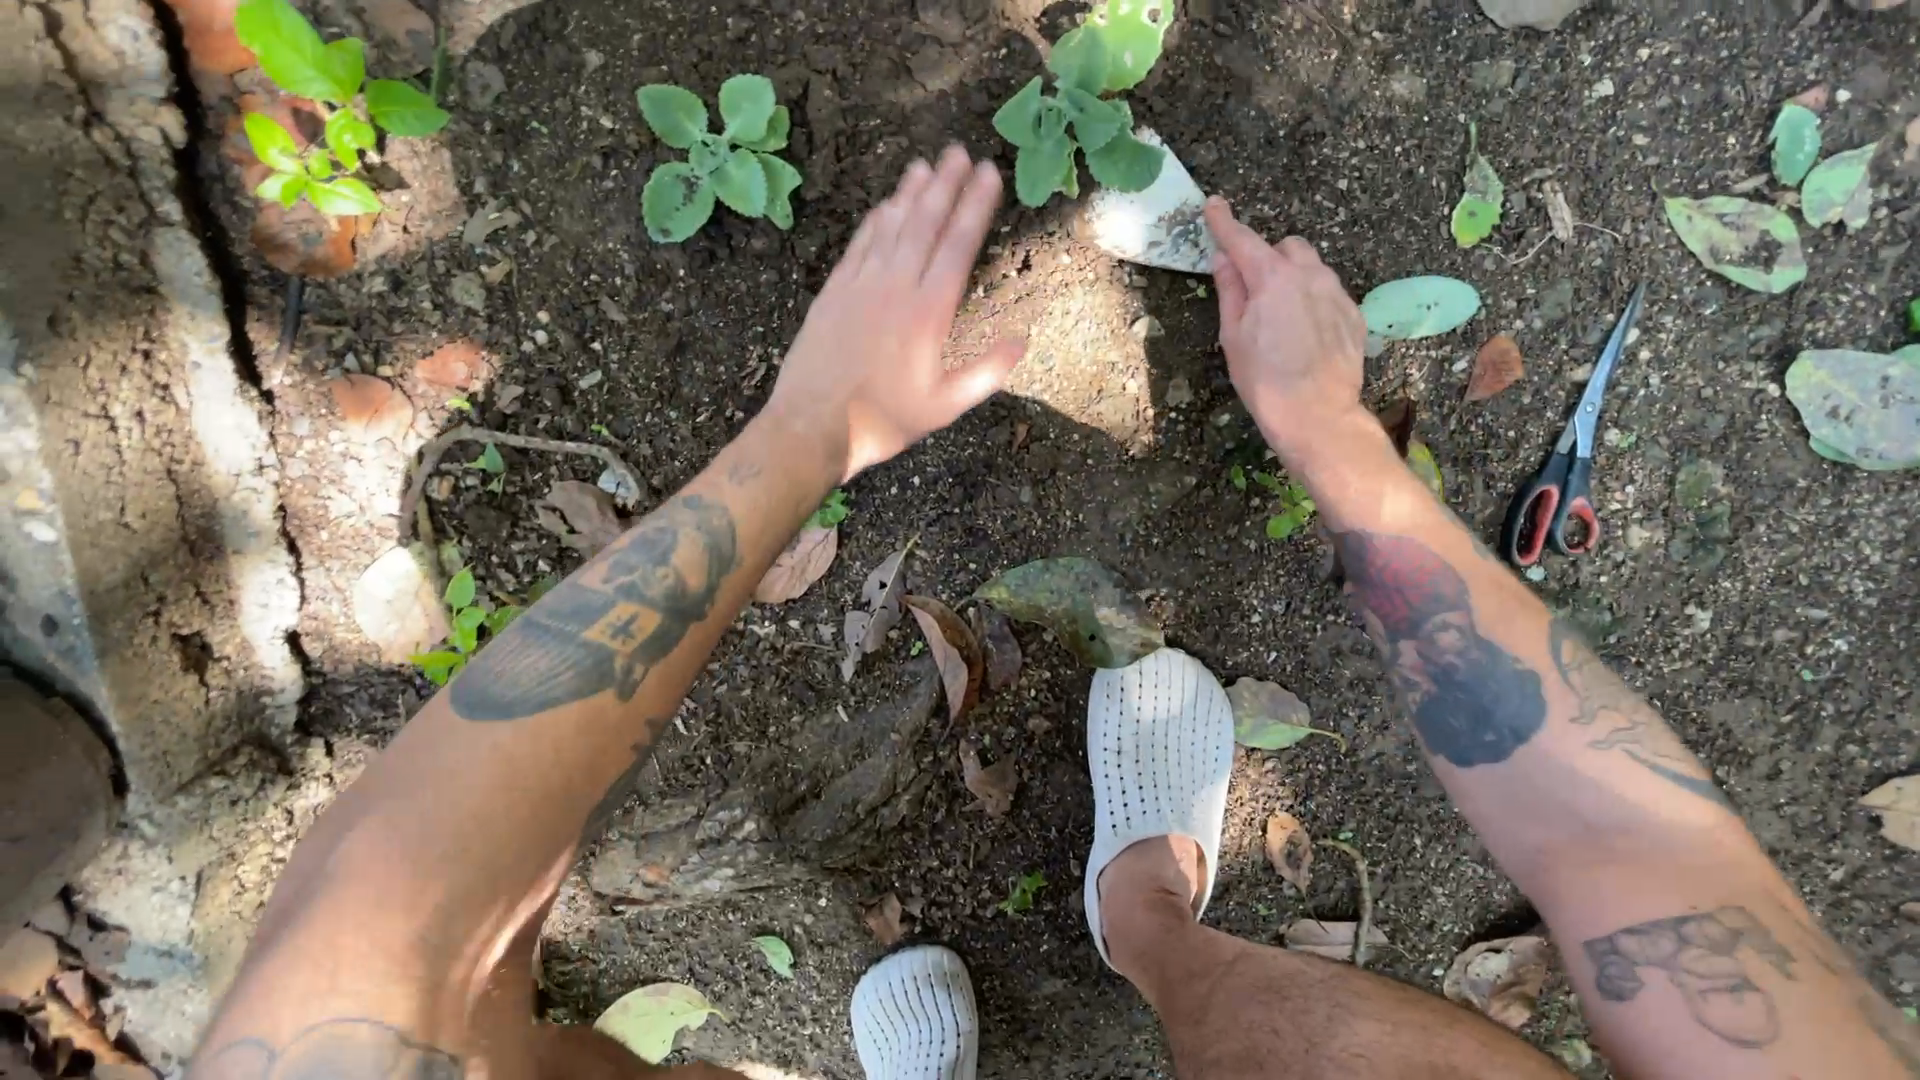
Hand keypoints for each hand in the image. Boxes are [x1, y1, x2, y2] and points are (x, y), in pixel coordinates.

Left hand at [766, 146, 1025, 479]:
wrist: (812, 427)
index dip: (975, 206)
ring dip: (910, 192)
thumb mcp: (944, 408)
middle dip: (946, 185)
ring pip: (891, 226)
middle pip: (925, 224)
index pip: (958, 245)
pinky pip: (859, 243)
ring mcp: (860, 285)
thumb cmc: (883, 422)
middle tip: (960, 151)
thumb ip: (985, 373)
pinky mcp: (834, 291)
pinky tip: (887, 203)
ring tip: (926, 163)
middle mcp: (895, 287)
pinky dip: (876, 219)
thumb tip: (1022, 341)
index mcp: (928, 313)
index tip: (989, 173)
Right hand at [1206, 197, 1367, 460]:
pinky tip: (1303, 334)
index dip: (1224, 222)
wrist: (1316, 413)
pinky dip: (1311, 299)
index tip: (1214, 205)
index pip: (1243, 240)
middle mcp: (1308, 275)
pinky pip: (1328, 291)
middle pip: (1285, 247)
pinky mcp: (1352, 313)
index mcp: (1272, 279)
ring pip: (1311, 267)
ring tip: (1280, 318)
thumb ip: (1230, 292)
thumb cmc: (1264, 380)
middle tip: (1253, 291)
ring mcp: (1336, 292)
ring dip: (1292, 278)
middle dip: (1268, 258)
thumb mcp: (1233, 337)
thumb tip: (1224, 260)